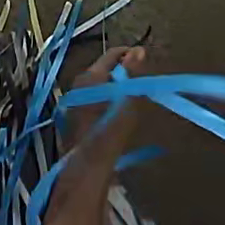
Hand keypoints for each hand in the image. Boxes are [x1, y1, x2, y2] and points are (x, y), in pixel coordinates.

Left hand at [64, 45, 146, 174]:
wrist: (82, 174)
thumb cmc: (105, 139)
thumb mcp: (124, 107)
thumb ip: (131, 79)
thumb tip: (139, 50)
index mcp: (89, 78)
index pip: (112, 55)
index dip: (130, 55)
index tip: (148, 60)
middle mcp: (79, 84)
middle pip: (106, 69)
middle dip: (126, 72)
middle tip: (145, 80)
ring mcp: (76, 100)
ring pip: (102, 85)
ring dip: (119, 87)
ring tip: (138, 95)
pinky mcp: (77, 116)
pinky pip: (97, 98)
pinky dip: (111, 100)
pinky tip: (121, 113)